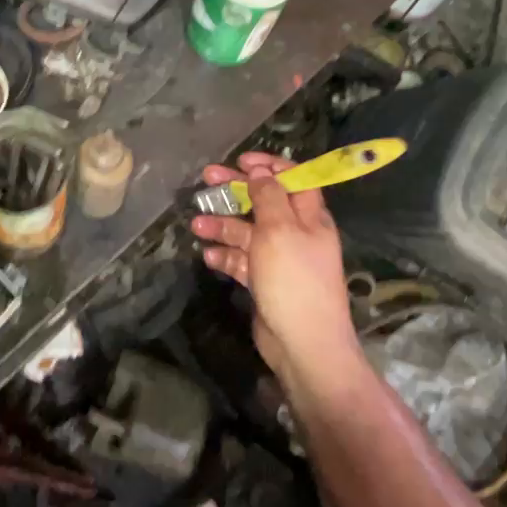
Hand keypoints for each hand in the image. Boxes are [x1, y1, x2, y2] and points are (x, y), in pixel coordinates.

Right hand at [191, 152, 359, 384]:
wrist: (304, 345)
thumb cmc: (294, 280)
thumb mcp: (280, 230)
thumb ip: (268, 196)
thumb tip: (261, 172)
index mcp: (309, 217)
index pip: (294, 179)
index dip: (269, 166)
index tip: (241, 161)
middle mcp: (296, 233)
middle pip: (264, 202)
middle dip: (236, 190)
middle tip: (206, 179)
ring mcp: (279, 259)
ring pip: (247, 232)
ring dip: (222, 225)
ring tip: (196, 225)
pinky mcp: (265, 281)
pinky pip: (242, 260)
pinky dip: (225, 255)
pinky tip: (208, 255)